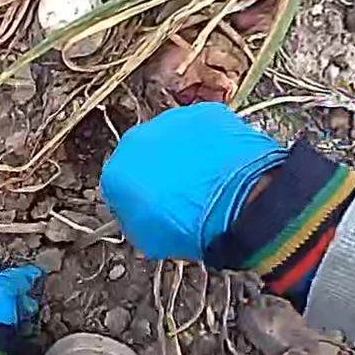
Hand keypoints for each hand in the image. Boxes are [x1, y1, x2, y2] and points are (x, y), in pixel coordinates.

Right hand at [100, 103, 286, 261]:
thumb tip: (139, 218)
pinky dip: (213, 142)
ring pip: (173, 138)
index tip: (153, 208)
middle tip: (183, 194)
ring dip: (186, 154)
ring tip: (207, 180)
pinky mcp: (205, 113)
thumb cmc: (193, 225)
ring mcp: (172, 122)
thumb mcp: (149, 241)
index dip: (138, 199)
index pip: (119, 186)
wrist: (238, 204)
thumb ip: (134, 222)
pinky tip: (223, 164)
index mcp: (116, 174)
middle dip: (160, 171)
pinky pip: (205, 128)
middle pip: (145, 155)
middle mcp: (137, 141)